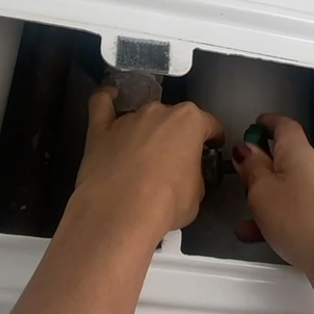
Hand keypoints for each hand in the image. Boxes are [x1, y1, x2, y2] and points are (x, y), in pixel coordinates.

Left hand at [70, 87, 222, 245]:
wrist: (119, 214)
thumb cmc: (167, 204)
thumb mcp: (197, 193)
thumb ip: (194, 173)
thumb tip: (184, 174)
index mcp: (190, 121)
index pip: (208, 123)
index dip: (213, 137)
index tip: (212, 147)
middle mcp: (159, 111)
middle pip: (173, 119)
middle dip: (176, 136)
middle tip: (174, 161)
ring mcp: (128, 118)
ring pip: (143, 117)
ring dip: (147, 131)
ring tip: (143, 156)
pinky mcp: (100, 128)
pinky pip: (102, 103)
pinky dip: (107, 99)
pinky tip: (110, 98)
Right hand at [232, 114, 313, 313]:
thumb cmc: (301, 219)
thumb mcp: (263, 191)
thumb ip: (252, 169)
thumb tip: (246, 148)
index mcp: (297, 153)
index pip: (285, 127)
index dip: (268, 123)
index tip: (253, 124)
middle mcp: (310, 171)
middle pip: (284, 158)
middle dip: (260, 162)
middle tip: (238, 169)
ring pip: (283, 189)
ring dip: (261, 196)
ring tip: (240, 209)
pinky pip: (288, 215)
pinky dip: (270, 221)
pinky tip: (251, 236)